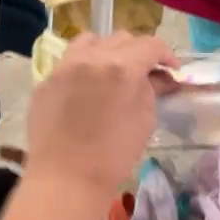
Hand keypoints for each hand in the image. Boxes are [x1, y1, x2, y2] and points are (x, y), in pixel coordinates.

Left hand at [25, 32, 176, 189]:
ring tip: (113, 70)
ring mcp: (64, 67)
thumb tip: (154, 78)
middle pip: (122, 39)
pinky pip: (70, 61)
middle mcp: (92, 58)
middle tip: (146, 73)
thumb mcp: (145, 119)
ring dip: (108, 50)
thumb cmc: (114, 154)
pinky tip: (89, 87)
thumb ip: (151, 90)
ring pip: (91, 41)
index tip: (172, 70)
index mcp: (122, 67)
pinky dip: (85, 65)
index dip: (166, 55)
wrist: (66, 179)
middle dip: (139, 52)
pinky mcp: (46, 80)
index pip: (151, 45)